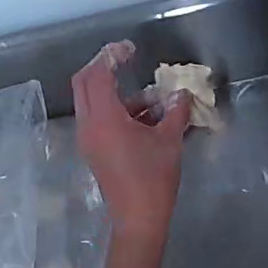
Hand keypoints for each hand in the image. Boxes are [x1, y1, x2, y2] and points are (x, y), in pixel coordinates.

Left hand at [71, 41, 190, 243]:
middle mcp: (89, 125)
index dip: (111, 55)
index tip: (130, 48)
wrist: (139, 219)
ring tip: (153, 99)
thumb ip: (175, 112)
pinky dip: (119, 111)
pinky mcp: (95, 151)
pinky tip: (148, 118)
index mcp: (104, 119)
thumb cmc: (154, 178)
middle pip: (85, 83)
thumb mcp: (170, 141)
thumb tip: (182, 94)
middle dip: (103, 67)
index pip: (97, 74)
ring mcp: (89, 139)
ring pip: (93, 102)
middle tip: (125, 59)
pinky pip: (100, 120)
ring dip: (117, 93)